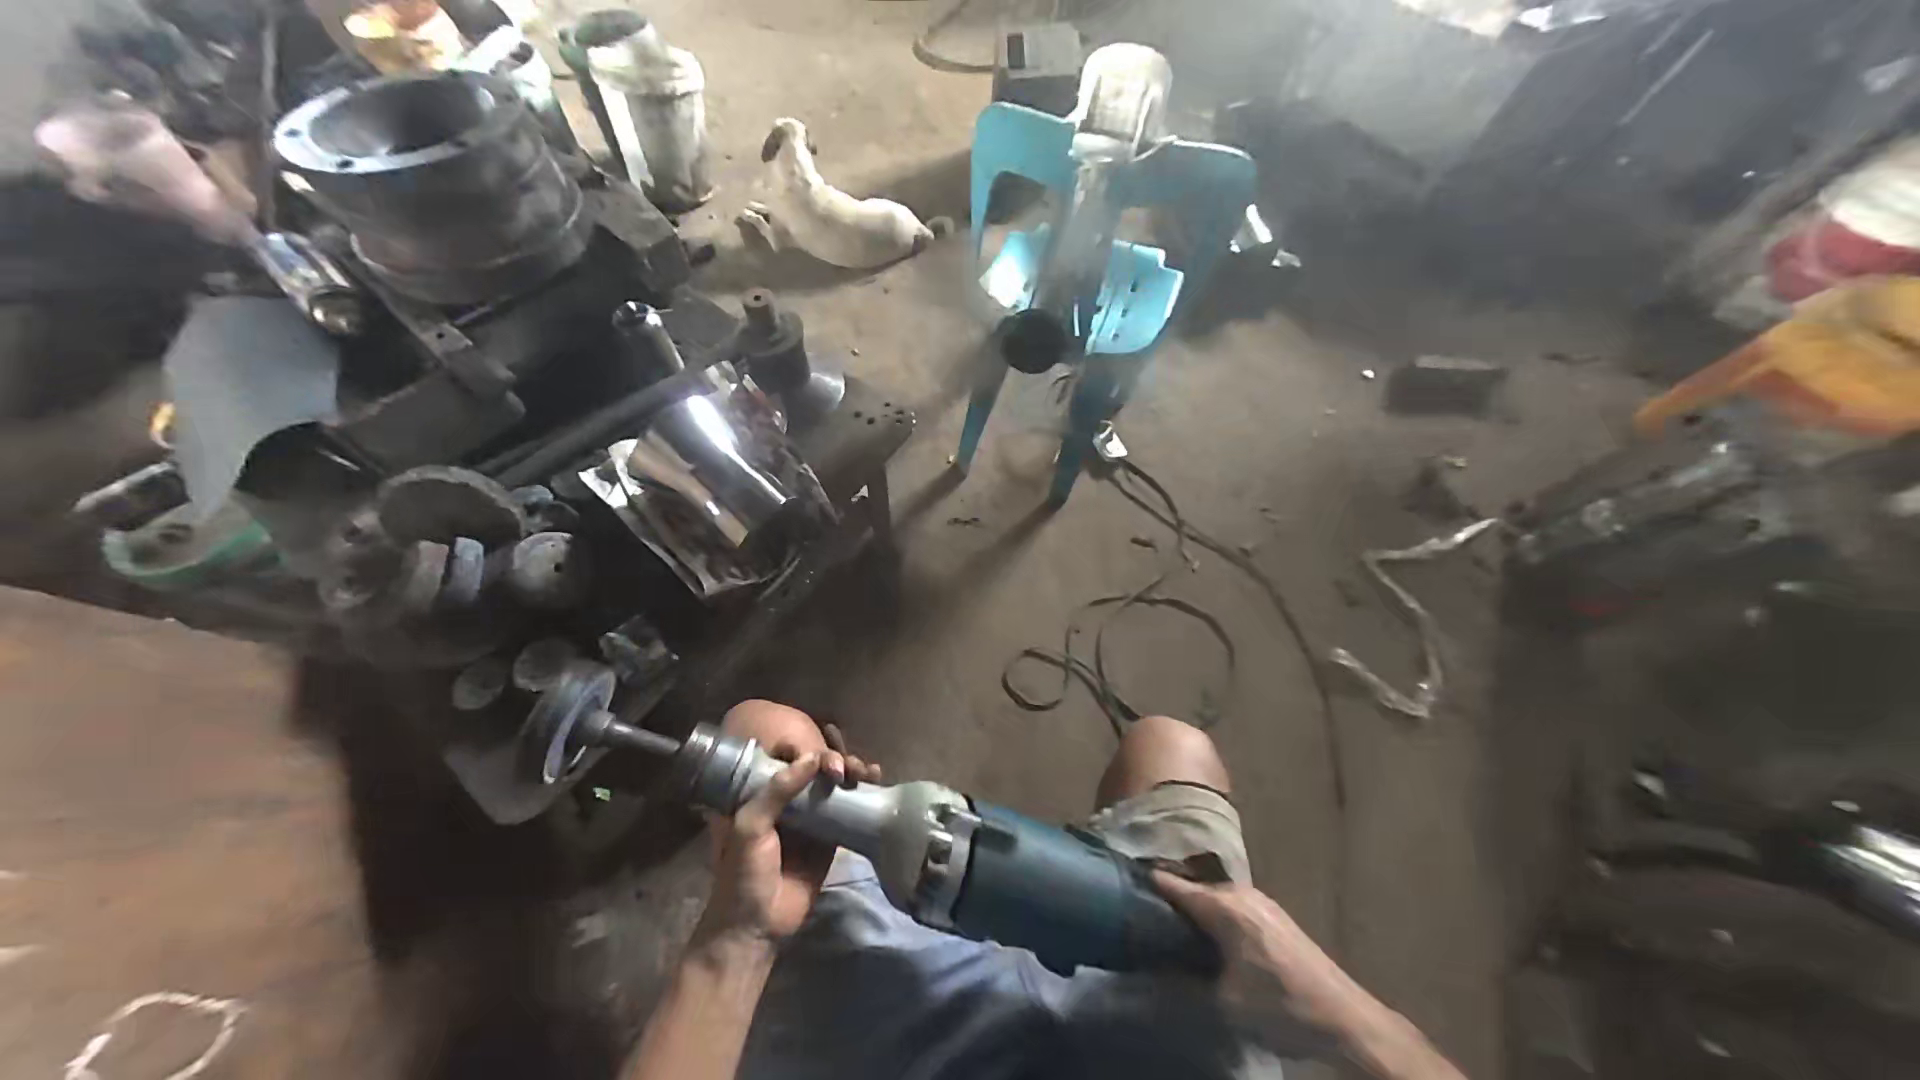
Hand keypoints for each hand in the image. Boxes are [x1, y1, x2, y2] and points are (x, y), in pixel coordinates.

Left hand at [693, 701, 880, 948]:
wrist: (757, 928)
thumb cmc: (743, 875)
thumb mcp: (750, 827)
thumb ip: (778, 790)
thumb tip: (812, 757)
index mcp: (762, 794)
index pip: (788, 758)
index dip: (806, 748)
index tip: (820, 753)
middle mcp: (789, 801)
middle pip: (817, 767)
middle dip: (835, 759)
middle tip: (842, 770)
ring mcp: (812, 819)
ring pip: (836, 784)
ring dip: (853, 770)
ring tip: (865, 772)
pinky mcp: (832, 838)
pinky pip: (849, 809)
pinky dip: (863, 792)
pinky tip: (875, 779)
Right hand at [1155, 874, 1467, 1079]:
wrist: (1347, 1021)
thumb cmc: (1281, 1007)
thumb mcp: (1224, 1005)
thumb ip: (1180, 985)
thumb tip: (1145, 974)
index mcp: (1222, 907)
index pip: (1171, 885)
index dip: (1144, 885)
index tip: (1119, 886)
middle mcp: (1239, 894)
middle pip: (1192, 888)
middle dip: (1168, 899)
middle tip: (1141, 914)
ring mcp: (1260, 902)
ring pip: (1213, 897)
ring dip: (1193, 908)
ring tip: (1170, 927)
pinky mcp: (1274, 915)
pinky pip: (1231, 905)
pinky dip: (1213, 914)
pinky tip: (1208, 937)